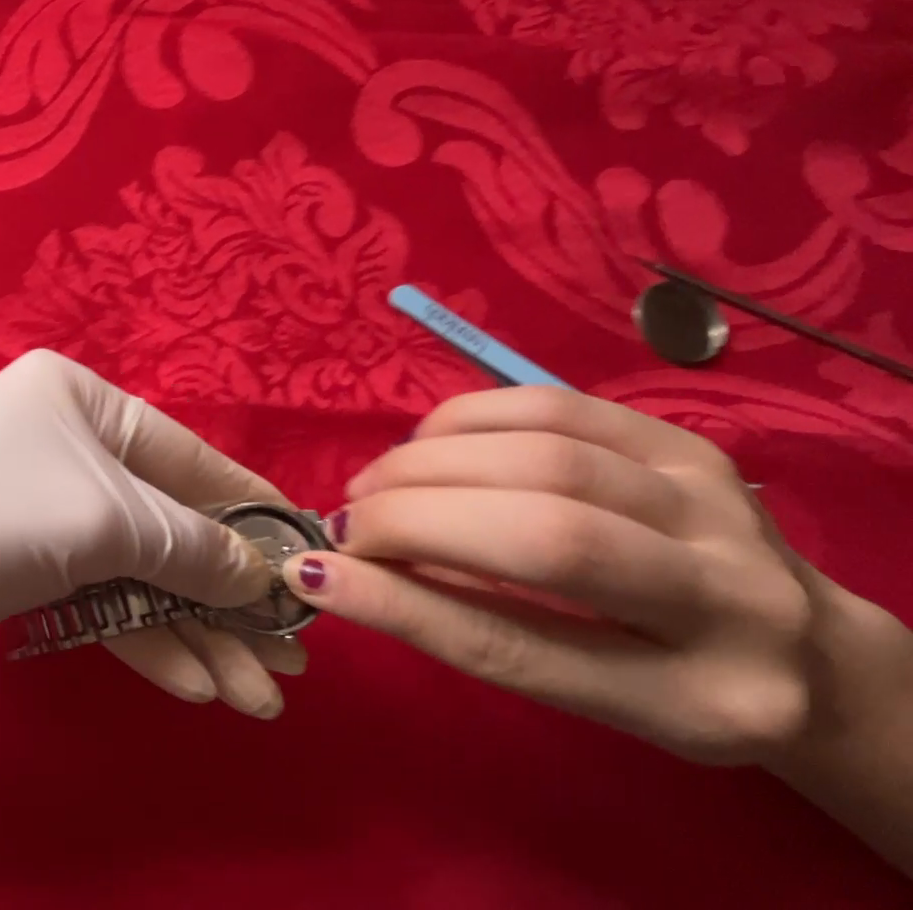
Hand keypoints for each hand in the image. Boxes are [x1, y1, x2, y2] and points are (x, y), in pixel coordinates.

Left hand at [0, 351, 304, 714]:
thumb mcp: (104, 521)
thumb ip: (192, 548)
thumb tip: (263, 574)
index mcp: (85, 401)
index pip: (192, 459)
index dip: (253, 514)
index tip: (309, 559)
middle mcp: (67, 442)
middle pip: (169, 524)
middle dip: (224, 596)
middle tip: (286, 659)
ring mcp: (43, 502)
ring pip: (136, 567)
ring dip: (190, 629)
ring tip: (251, 693)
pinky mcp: (22, 555)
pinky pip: (96, 589)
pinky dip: (137, 630)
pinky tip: (188, 680)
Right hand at [281, 386, 818, 765]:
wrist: (796, 646)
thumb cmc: (658, 681)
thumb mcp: (572, 688)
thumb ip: (465, 625)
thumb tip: (339, 569)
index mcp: (693, 701)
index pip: (517, 646)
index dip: (397, 603)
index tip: (310, 572)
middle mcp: (734, 602)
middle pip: (543, 534)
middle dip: (410, 518)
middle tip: (346, 526)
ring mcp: (721, 506)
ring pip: (544, 456)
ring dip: (425, 464)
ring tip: (375, 488)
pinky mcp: (692, 442)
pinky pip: (554, 405)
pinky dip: (464, 419)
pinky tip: (427, 447)